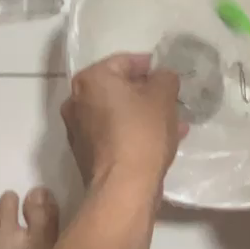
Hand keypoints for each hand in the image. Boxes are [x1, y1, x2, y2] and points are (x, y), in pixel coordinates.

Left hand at [62, 53, 184, 188]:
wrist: (124, 187)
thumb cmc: (142, 133)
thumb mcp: (163, 96)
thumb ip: (165, 77)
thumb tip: (162, 77)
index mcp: (90, 80)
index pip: (124, 62)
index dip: (151, 66)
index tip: (170, 76)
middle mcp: (76, 101)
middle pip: (118, 89)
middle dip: (147, 94)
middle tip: (172, 100)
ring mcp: (77, 130)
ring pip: (117, 114)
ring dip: (143, 115)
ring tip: (173, 124)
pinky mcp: (86, 155)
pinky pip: (113, 135)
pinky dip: (133, 134)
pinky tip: (159, 142)